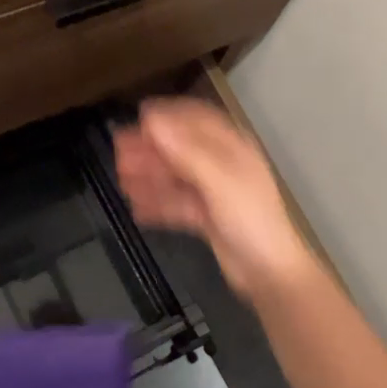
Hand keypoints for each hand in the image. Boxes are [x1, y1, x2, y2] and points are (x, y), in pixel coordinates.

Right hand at [113, 98, 321, 298]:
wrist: (267, 271)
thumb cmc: (250, 219)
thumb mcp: (220, 181)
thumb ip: (186, 151)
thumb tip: (152, 121)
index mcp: (233, 149)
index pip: (198, 121)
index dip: (170, 116)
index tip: (140, 116)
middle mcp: (223, 167)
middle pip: (182, 149)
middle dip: (152, 148)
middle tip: (119, 148)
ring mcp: (214, 194)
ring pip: (176, 178)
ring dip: (150, 175)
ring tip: (121, 175)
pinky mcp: (206, 218)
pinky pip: (177, 204)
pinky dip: (158, 203)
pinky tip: (136, 207)